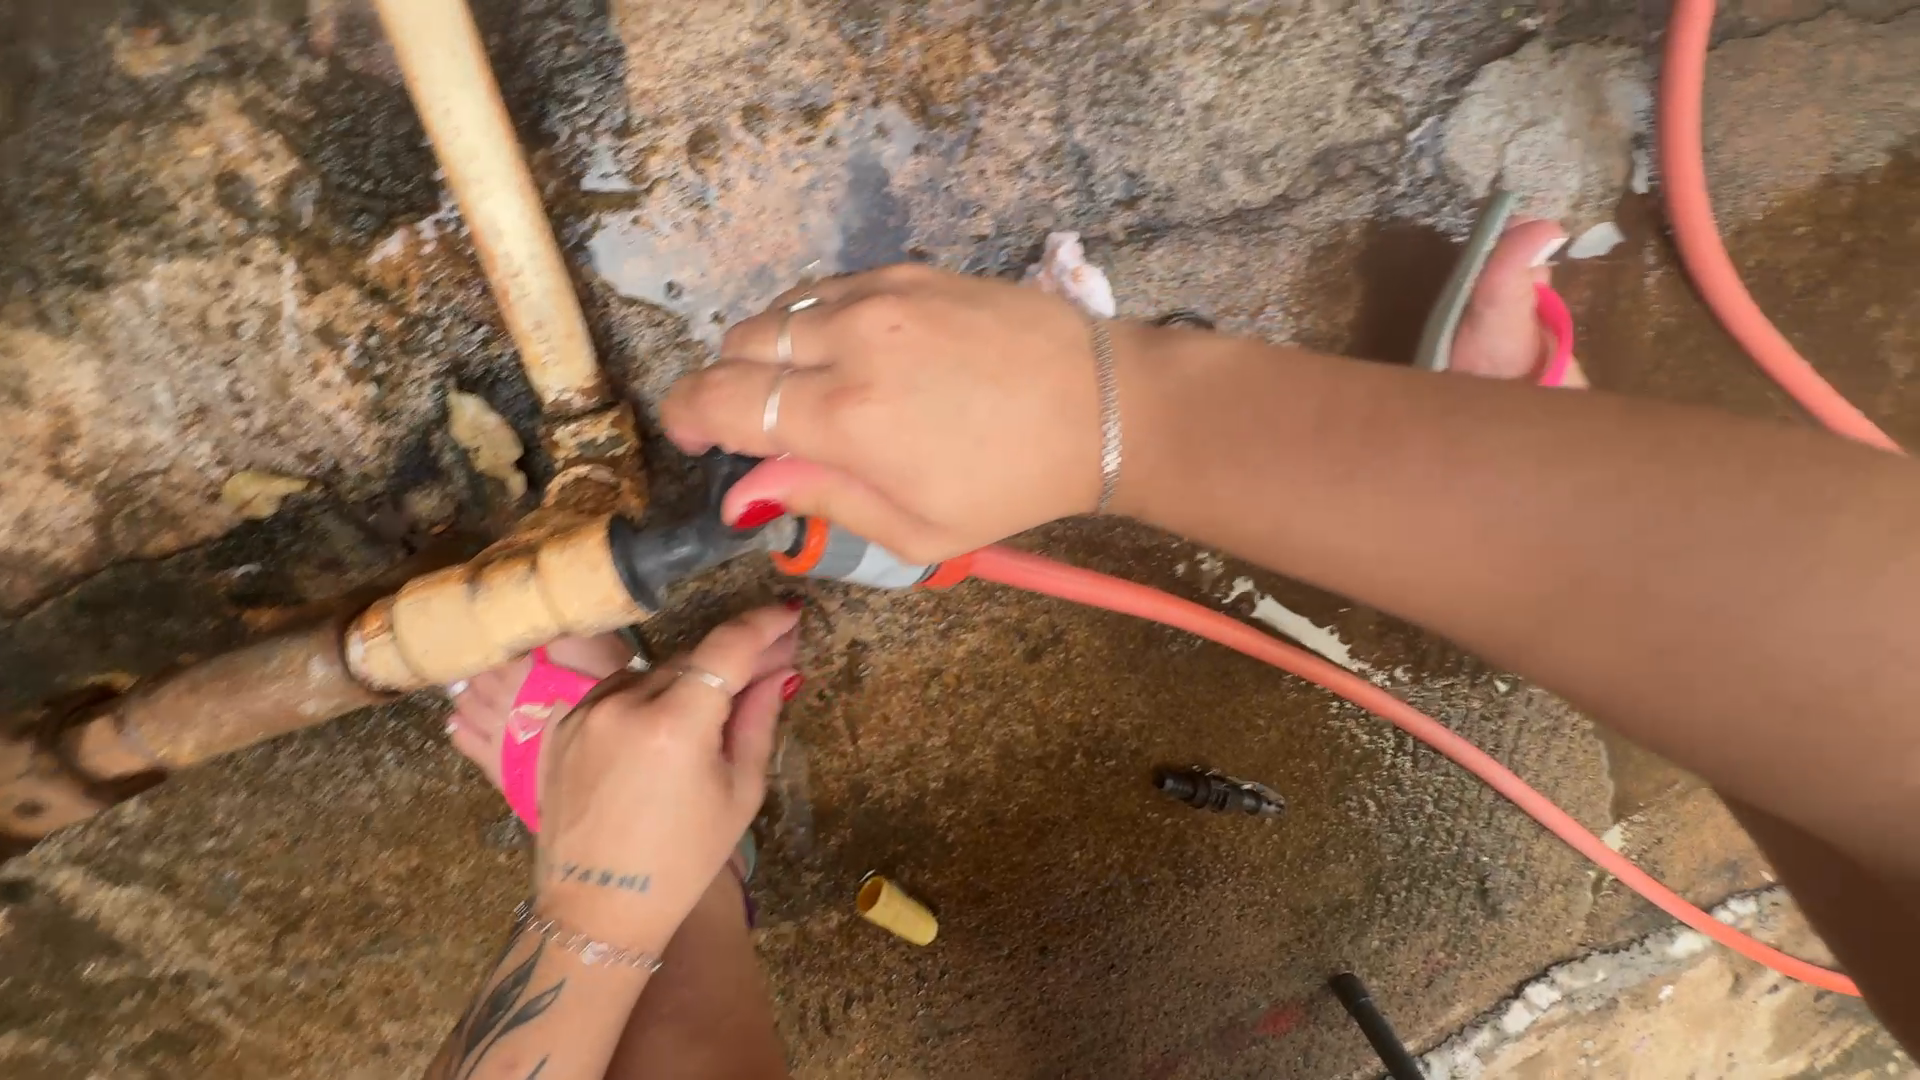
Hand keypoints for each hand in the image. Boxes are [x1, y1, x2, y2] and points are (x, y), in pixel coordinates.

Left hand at [531, 605, 799, 948]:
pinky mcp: (563, 724)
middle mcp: (624, 704)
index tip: (789, 614)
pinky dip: (652, 693)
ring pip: (657, 670)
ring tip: (716, 703)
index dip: (764, 623)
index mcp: (675, 725)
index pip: (728, 647)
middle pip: (694, 657)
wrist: (596, 909)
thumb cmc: (683, 859)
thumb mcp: (740, 791)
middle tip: (771, 662)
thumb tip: (778, 669)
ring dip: (692, 676)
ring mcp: (586, 711)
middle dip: (735, 656)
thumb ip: (759, 719)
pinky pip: (621, 689)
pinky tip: (668, 719)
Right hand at [660, 264, 1123, 562]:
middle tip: (759, 424)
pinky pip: (829, 289)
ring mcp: (881, 295)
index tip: (692, 437)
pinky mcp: (913, 270)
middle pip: (737, 345)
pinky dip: (815, 321)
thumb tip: (745, 490)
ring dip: (770, 351)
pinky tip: (850, 352)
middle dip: (728, 387)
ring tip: (806, 390)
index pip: (718, 399)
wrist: (1103, 408)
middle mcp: (849, 342)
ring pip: (778, 310)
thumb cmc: (1013, 487)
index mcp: (846, 418)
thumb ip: (824, 500)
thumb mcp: (918, 532)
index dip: (684, 416)